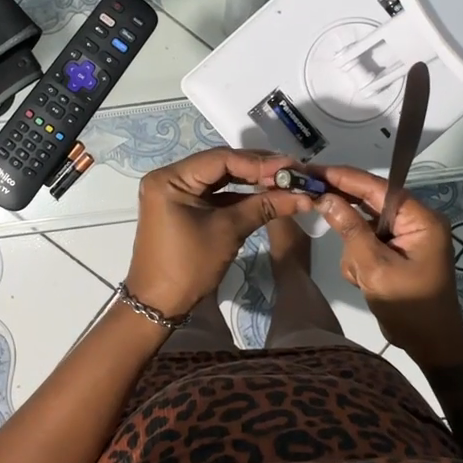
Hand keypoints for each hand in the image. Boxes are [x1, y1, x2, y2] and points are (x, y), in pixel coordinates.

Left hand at [124, 149, 314, 317]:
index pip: (221, 159)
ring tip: (284, 181)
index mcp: (171, 178)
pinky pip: (214, 193)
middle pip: (220, 164)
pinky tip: (265, 194)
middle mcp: (169, 177)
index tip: (290, 168)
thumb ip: (264, 206)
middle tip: (292, 172)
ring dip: (251, 180)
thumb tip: (303, 196)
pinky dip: (239, 195)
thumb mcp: (228, 231)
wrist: (159, 304)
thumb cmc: (189, 265)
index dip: (259, 163)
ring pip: (219, 178)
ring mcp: (175, 192)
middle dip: (257, 169)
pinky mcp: (183, 206)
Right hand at [309, 165, 462, 367]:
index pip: (377, 188)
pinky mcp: (395, 253)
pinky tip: (364, 281)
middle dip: (344, 209)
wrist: (432, 346)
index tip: (312, 171)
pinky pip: (366, 243)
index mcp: (420, 219)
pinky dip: (358, 260)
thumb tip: (325, 198)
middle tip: (309, 196)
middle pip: (370, 202)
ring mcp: (405, 238)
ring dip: (354, 248)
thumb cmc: (410, 308)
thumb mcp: (376, 268)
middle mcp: (415, 222)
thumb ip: (351, 231)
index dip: (344, 177)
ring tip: (361, 275)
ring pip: (363, 225)